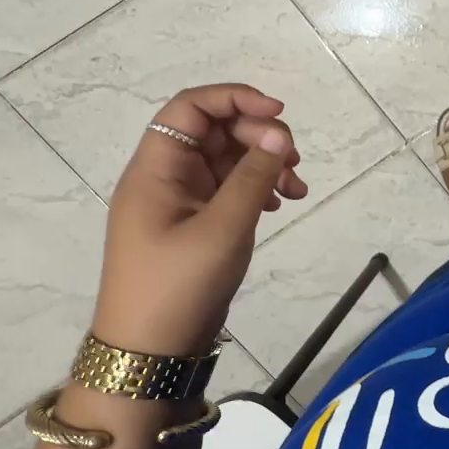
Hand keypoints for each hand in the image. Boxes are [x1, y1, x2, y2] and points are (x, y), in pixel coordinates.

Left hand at [92, 84, 308, 356]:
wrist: (151, 350)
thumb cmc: (179, 285)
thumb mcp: (224, 228)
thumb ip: (254, 177)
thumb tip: (279, 134)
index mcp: (156, 170)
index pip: (191, 108)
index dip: (235, 98)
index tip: (279, 114)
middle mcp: (166, 177)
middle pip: (215, 130)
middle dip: (260, 136)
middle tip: (294, 162)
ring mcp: (181, 200)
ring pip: (228, 158)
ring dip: (266, 163)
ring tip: (297, 188)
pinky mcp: (197, 222)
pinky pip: (231, 186)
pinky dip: (260, 186)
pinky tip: (281, 204)